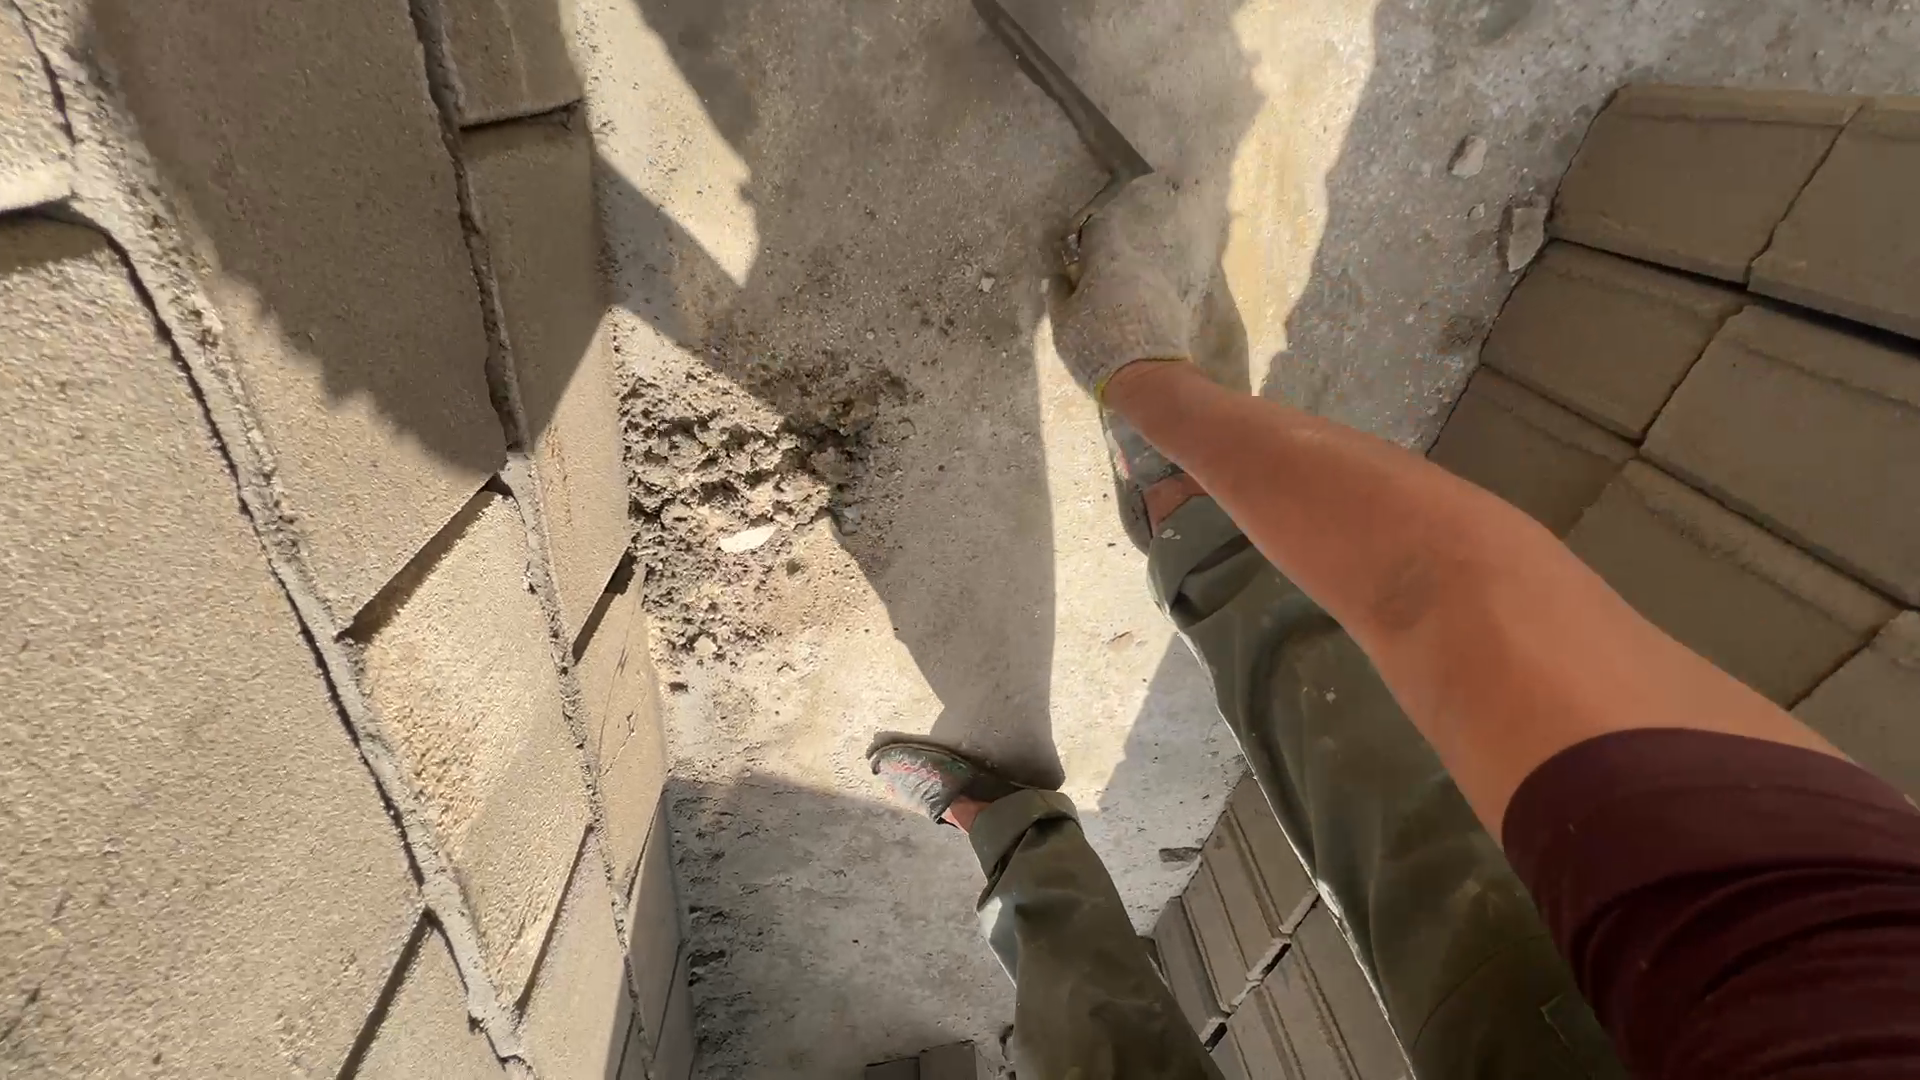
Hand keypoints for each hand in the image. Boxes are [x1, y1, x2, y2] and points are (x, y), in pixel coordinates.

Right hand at [1049, 176, 1218, 398]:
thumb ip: (1058, 295)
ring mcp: (1161, 280)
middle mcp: (1140, 259)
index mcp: (1109, 255)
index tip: (1078, 242)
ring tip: (1111, 292)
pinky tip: (1131, 309)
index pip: (1101, 224)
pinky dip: (1141, 292)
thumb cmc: (1096, 345)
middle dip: (1112, 250)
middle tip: (1095, 267)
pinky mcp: (1174, 303)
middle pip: (1127, 243)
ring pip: (1141, 265)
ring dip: (1128, 272)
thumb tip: (1054, 277)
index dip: (1089, 228)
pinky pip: (1152, 287)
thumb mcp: (1064, 323)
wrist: (1146, 377)